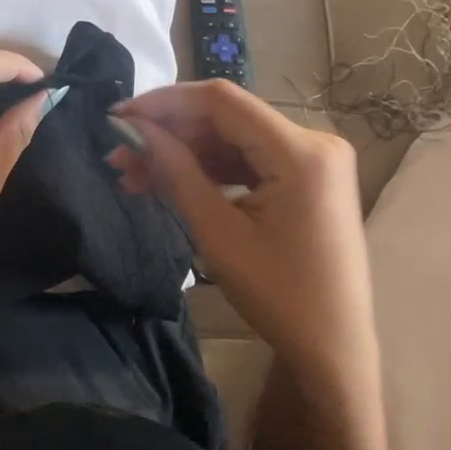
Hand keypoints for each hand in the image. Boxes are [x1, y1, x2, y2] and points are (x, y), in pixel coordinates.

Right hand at [109, 80, 375, 377]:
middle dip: (168, 132)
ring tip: (131, 174)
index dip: (164, 102)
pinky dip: (208, 168)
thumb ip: (176, 170)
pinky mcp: (305, 177)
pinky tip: (167, 181)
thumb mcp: (218, 232)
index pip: (221, 101)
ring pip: (231, 139)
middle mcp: (313, 141)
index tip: (117, 118)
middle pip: (225, 118)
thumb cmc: (278, 294)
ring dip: (182, 152)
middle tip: (118, 154)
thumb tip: (133, 130)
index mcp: (301, 151)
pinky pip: (247, 159)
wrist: (333, 348)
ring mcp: (312, 159)